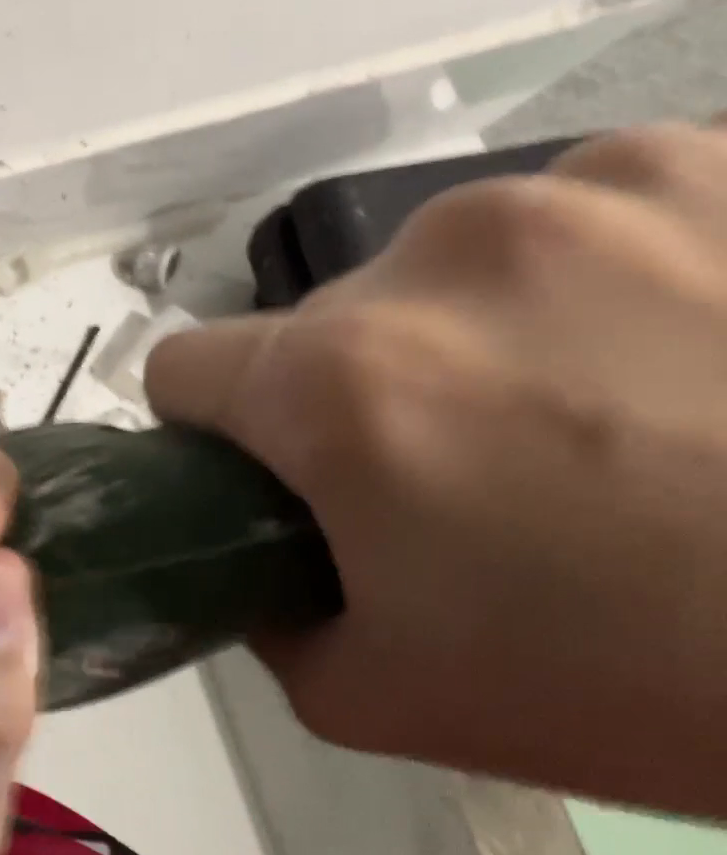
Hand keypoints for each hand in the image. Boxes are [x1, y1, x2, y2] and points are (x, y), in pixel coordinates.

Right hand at [147, 122, 726, 814]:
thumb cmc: (654, 679)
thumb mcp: (383, 696)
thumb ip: (270, 613)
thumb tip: (261, 562)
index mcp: (338, 379)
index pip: (181, 368)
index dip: (213, 432)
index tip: (281, 480)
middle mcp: (438, 255)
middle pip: (320, 325)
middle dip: (358, 394)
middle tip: (468, 479)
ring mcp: (590, 187)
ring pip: (445, 270)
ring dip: (476, 331)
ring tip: (606, 411)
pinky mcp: (719, 158)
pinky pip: (585, 215)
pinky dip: (602, 277)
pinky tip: (698, 353)